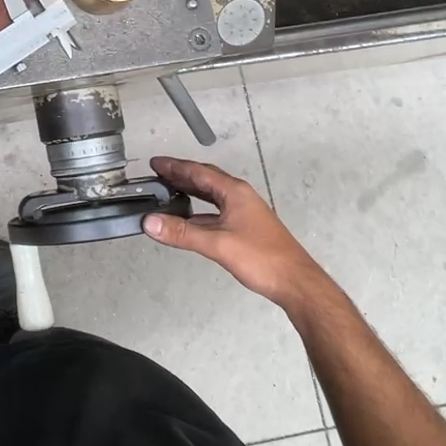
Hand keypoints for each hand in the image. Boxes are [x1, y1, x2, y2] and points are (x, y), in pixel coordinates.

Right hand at [143, 156, 331, 310]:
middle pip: (205, 179)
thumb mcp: (217, 244)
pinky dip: (199, 210)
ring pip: (211, 195)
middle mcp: (240, 197)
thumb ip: (181, 233)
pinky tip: (189, 218)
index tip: (155, 163)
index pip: (198, 171)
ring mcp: (244, 212)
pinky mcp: (246, 227)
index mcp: (235, 192)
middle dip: (181, 175)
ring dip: (190, 191)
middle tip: (158, 174)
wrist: (295, 282)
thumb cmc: (263, 258)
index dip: (175, 166)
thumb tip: (150, 222)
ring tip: (168, 191)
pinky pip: (216, 210)